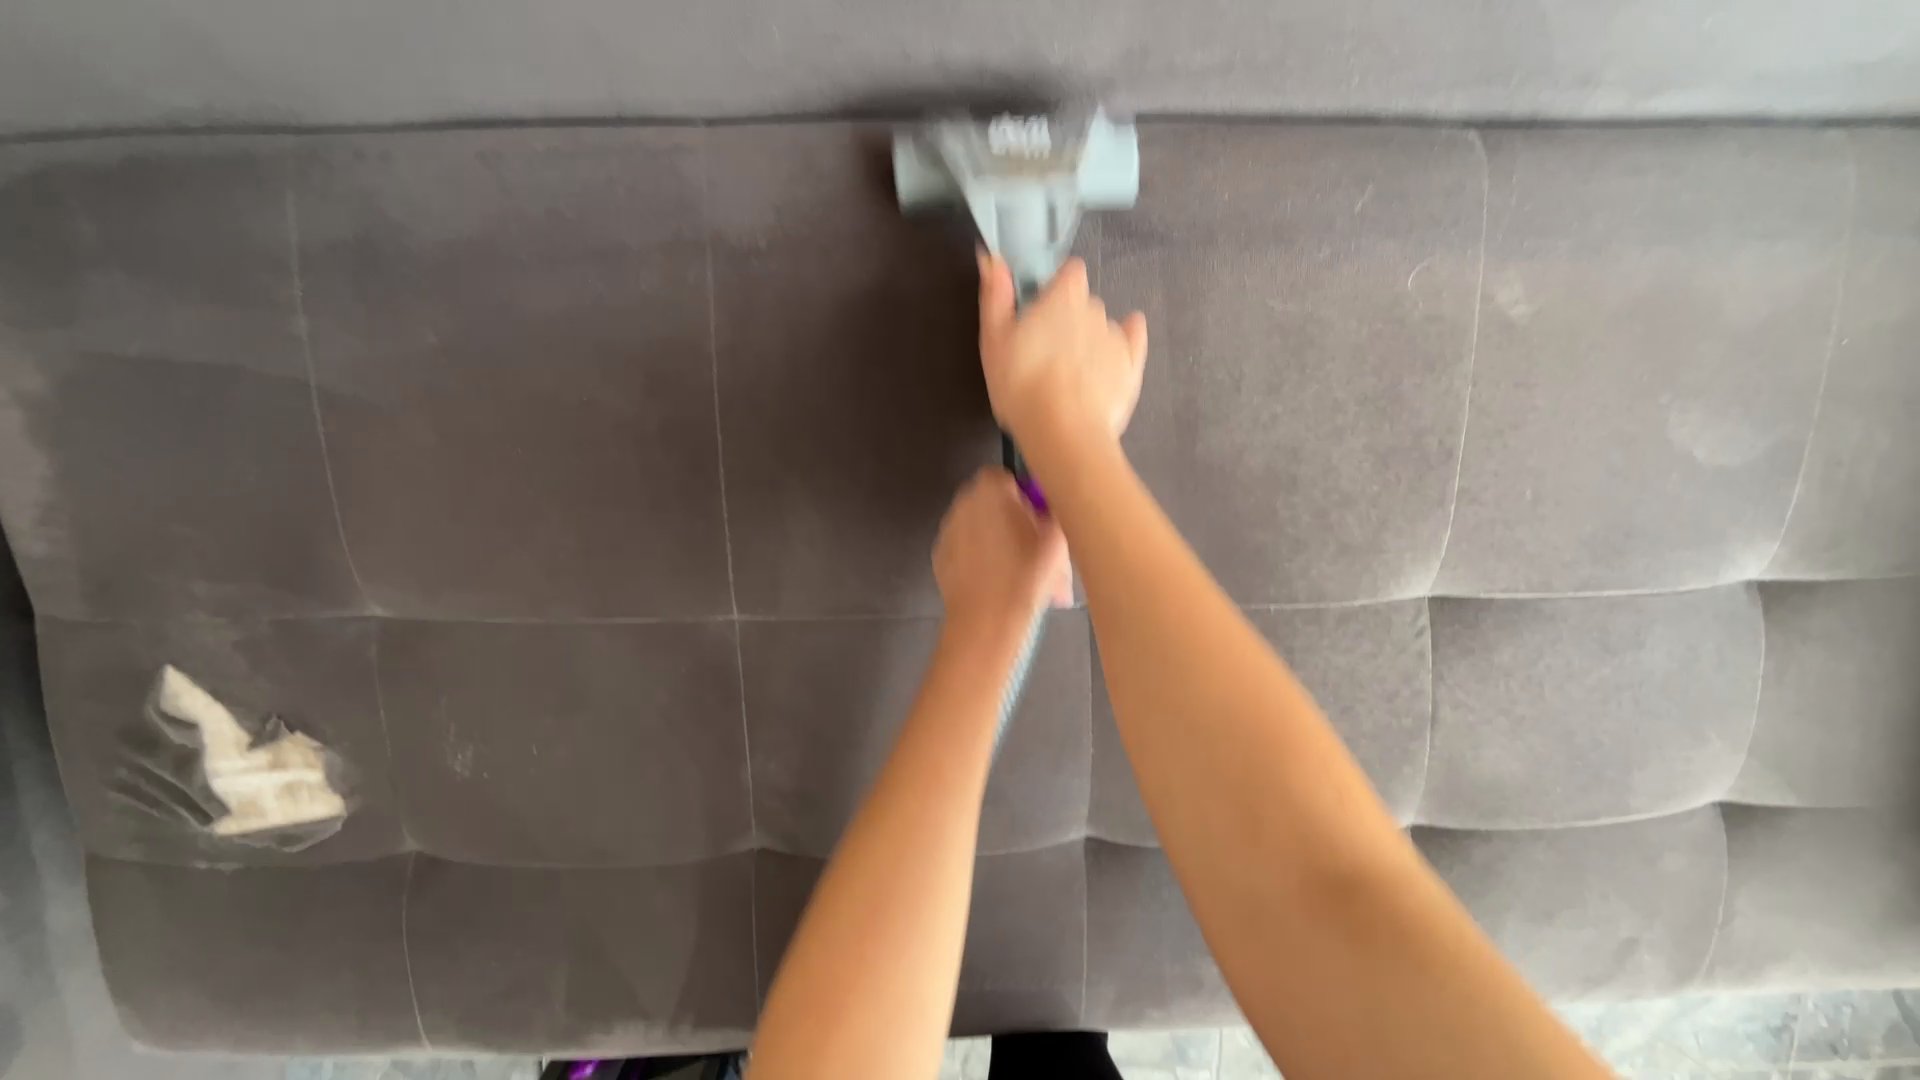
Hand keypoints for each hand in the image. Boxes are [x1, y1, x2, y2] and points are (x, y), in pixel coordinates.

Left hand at [933, 467, 1071, 634]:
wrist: (988, 621)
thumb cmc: (1027, 575)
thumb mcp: (1057, 540)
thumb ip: (1053, 512)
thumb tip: (1050, 509)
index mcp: (991, 490)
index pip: (1004, 475)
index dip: (1021, 494)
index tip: (1036, 516)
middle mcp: (963, 503)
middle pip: (989, 500)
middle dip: (1008, 516)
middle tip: (1031, 543)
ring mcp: (947, 530)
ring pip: (976, 526)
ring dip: (993, 537)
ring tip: (1016, 569)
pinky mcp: (939, 557)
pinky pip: (963, 548)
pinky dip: (976, 557)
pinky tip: (994, 580)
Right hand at [978, 252, 1148, 449]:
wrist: (1063, 432)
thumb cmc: (1021, 385)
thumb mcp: (994, 340)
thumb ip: (995, 296)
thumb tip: (991, 257)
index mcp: (1062, 297)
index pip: (1068, 273)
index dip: (1055, 289)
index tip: (1039, 313)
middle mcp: (1095, 309)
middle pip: (1083, 304)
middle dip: (1068, 320)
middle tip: (1045, 352)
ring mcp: (1117, 338)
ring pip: (1103, 328)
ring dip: (1089, 341)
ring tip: (1068, 373)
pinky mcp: (1132, 367)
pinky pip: (1133, 342)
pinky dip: (1127, 342)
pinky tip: (1114, 354)